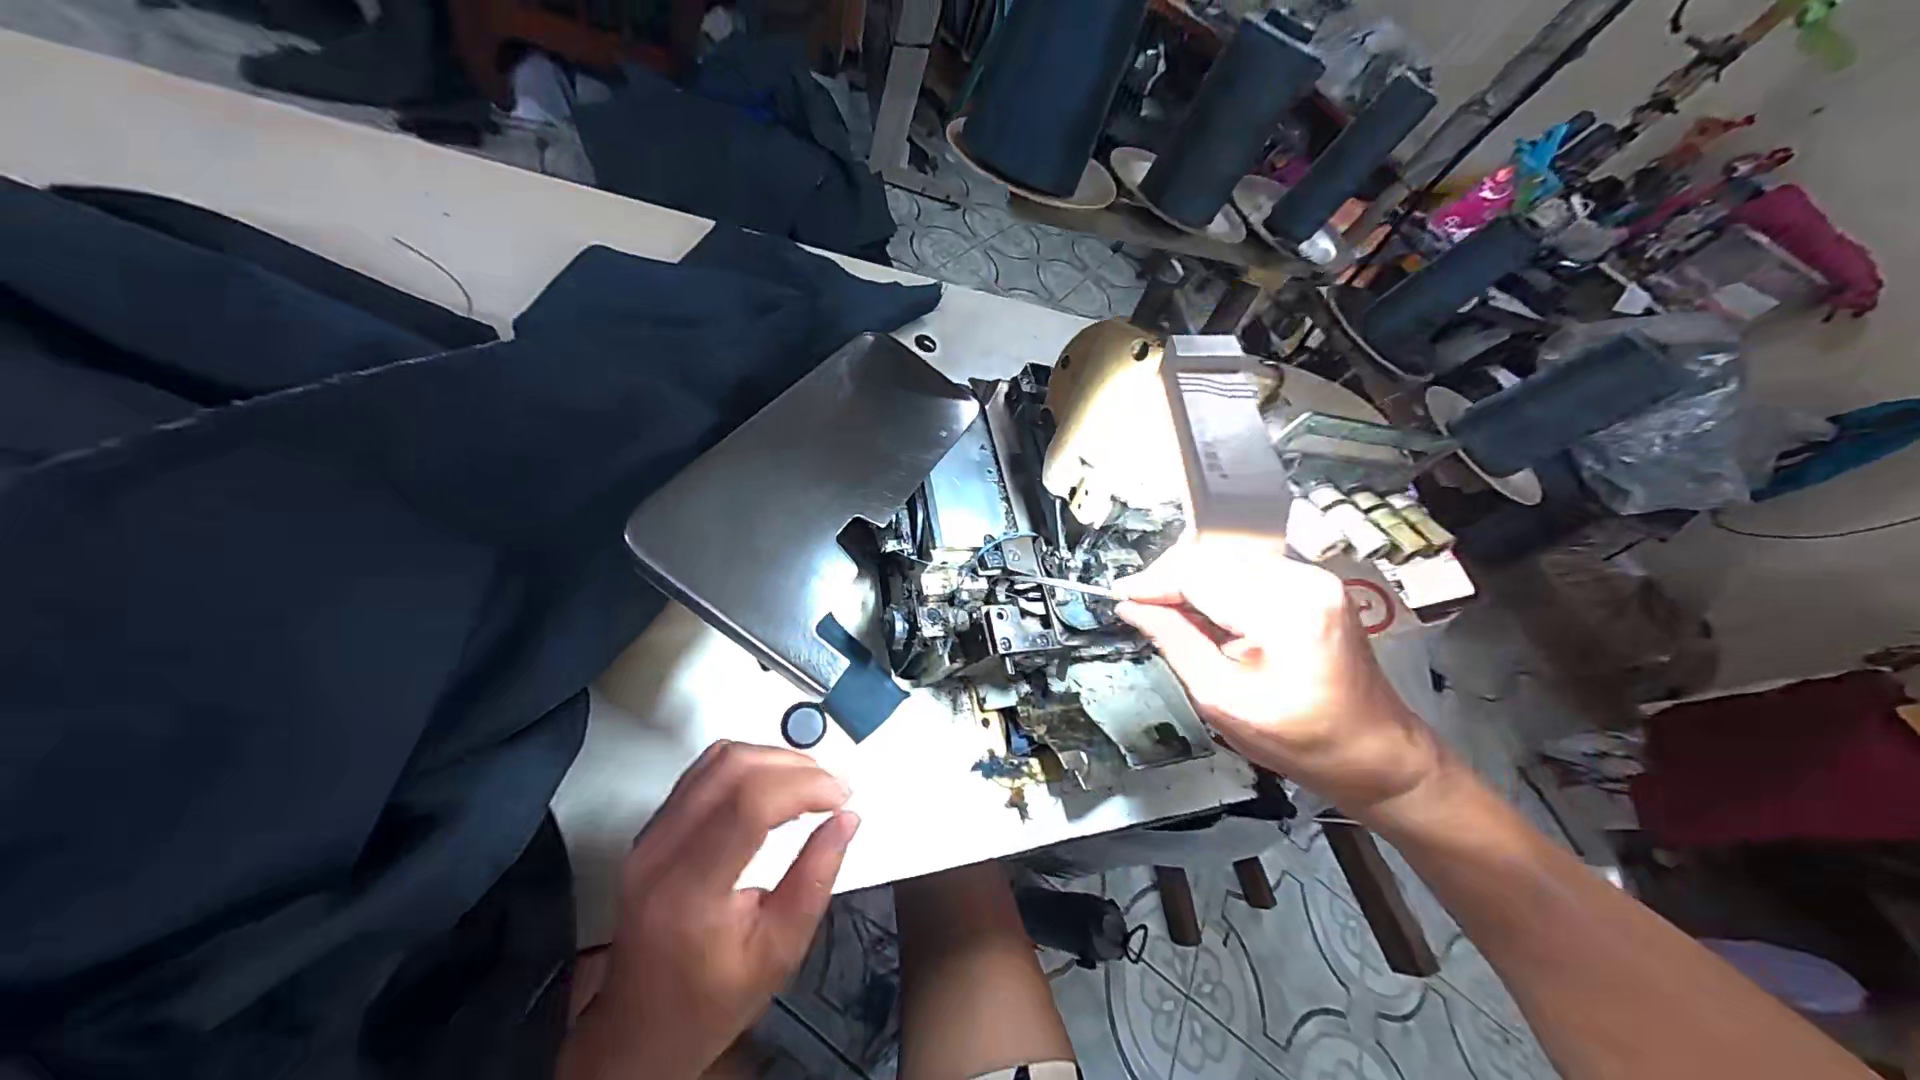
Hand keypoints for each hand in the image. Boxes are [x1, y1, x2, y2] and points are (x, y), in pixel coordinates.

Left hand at [558, 741, 859, 1079]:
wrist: (640, 1027)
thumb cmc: (709, 1001)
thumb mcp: (779, 952)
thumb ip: (816, 878)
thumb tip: (846, 819)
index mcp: (689, 893)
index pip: (748, 805)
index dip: (804, 786)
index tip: (840, 797)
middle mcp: (659, 853)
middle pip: (732, 768)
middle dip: (794, 766)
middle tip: (831, 788)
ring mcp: (649, 836)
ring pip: (716, 758)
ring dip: (772, 758)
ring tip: (809, 784)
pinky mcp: (652, 829)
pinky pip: (703, 771)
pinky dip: (749, 765)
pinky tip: (775, 785)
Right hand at [1114, 536, 1444, 816]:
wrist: (1376, 753)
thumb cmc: (1306, 741)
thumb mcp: (1223, 700)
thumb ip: (1175, 644)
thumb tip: (1134, 609)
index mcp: (1287, 610)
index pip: (1199, 573)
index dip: (1152, 583)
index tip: (1121, 597)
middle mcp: (1304, 580)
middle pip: (1211, 557)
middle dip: (1168, 579)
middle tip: (1139, 609)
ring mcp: (1313, 579)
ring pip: (1225, 559)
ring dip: (1189, 582)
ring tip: (1166, 615)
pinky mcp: (1313, 585)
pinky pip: (1246, 571)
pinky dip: (1215, 587)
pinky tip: (1202, 614)